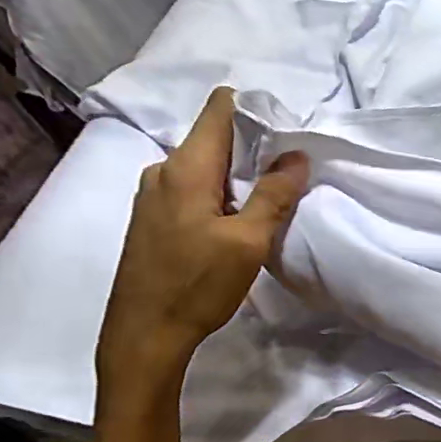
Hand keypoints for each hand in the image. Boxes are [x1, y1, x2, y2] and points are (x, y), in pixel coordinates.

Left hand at [96, 87, 309, 393]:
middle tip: (287, 175)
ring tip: (266, 203)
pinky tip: (234, 225)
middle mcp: (163, 170)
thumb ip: (273, 196)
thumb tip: (296, 157)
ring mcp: (152, 194)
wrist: (144, 333)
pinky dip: (217, 195)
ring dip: (236, 177)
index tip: (285, 136)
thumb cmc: (198, 285)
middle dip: (252, 149)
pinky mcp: (152, 218)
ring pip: (203, 167)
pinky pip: (191, 189)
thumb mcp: (247, 242)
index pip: (219, 108)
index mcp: (185, 167)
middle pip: (213, 138)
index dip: (254, 112)